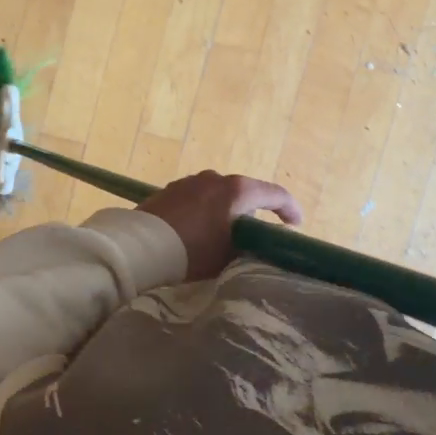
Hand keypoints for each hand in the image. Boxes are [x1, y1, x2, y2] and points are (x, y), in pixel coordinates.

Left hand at [138, 171, 302, 279]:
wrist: (140, 247)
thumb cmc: (192, 252)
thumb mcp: (229, 255)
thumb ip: (249, 245)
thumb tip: (255, 244)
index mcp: (237, 190)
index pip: (275, 194)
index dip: (290, 209)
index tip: (295, 224)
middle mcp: (214, 178)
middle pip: (244, 191)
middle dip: (253, 209)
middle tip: (255, 232)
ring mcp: (189, 181)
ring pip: (217, 192)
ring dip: (225, 208)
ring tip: (223, 231)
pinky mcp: (168, 190)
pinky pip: (196, 197)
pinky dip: (203, 208)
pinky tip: (198, 226)